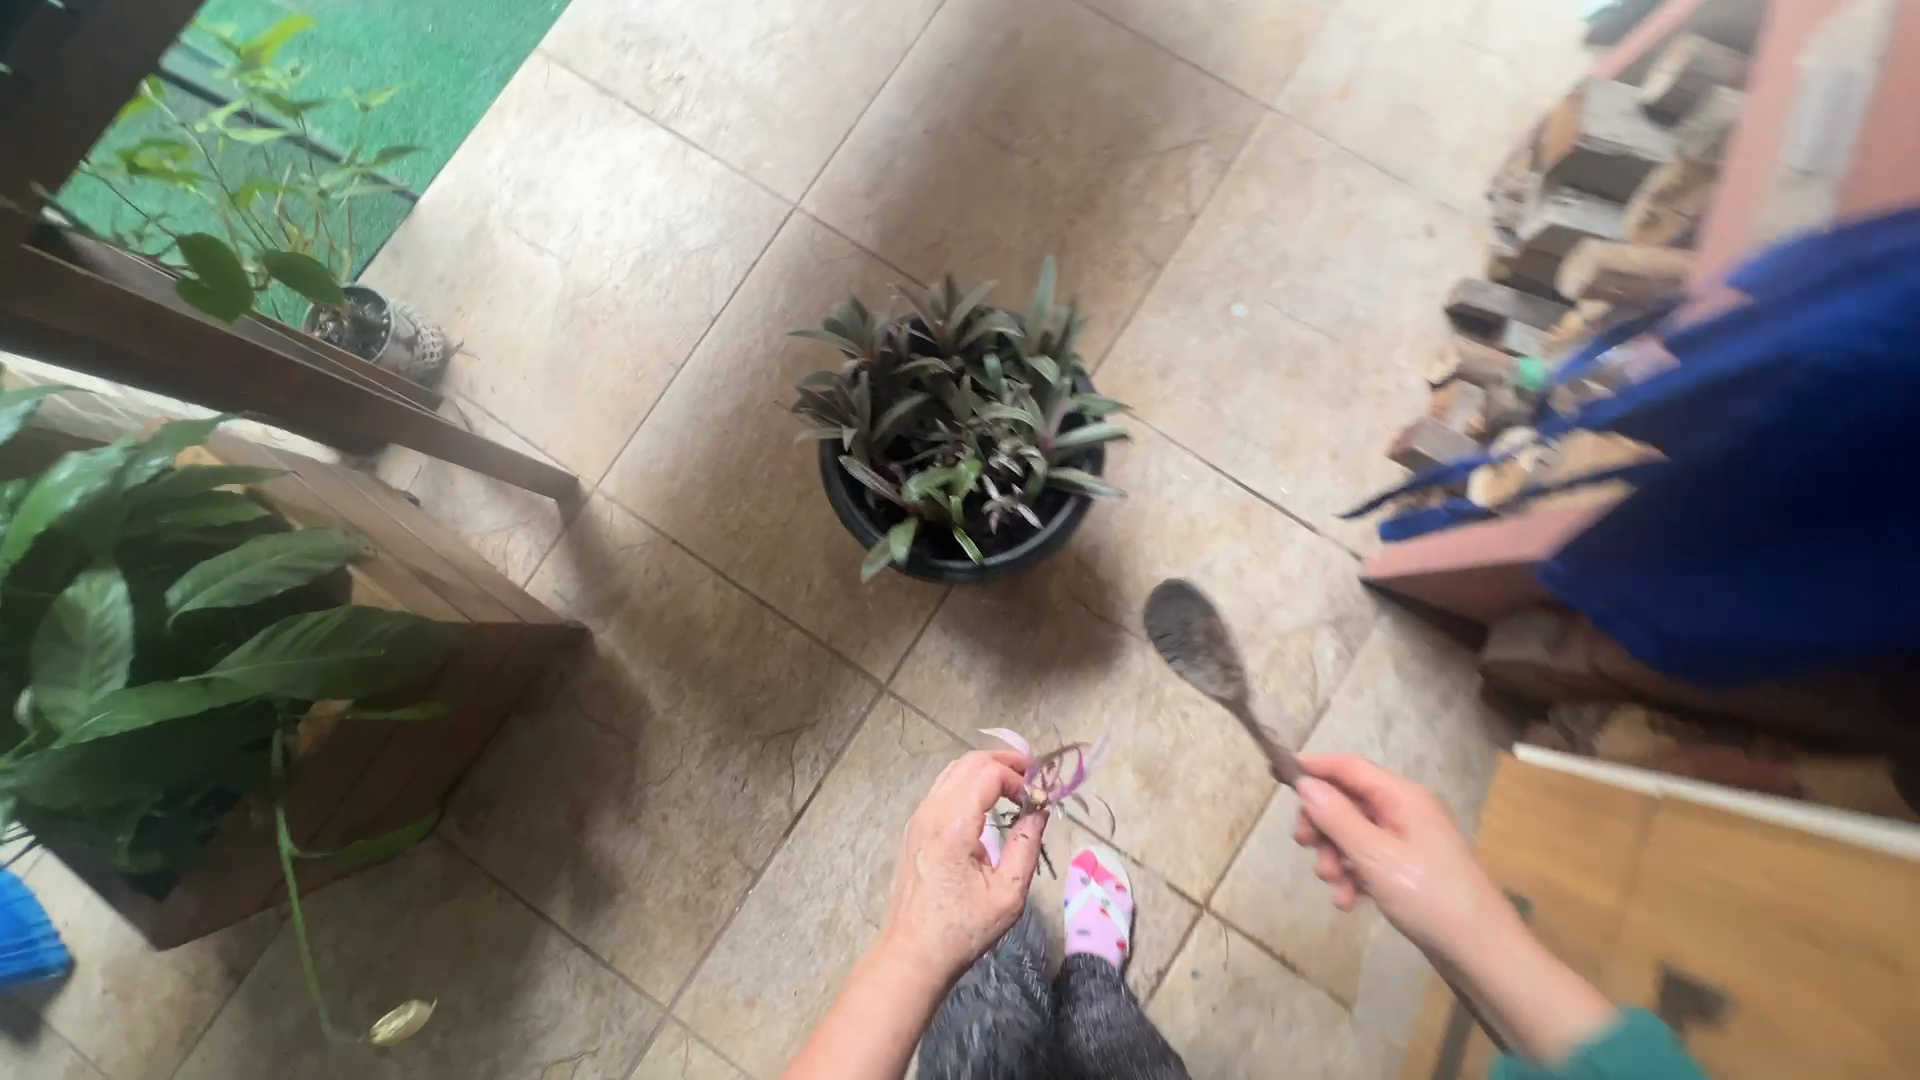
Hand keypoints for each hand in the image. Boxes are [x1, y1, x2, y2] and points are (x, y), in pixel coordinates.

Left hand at [876, 749, 1047, 983]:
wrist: (911, 954)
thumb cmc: (962, 930)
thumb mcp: (1008, 895)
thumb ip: (1026, 846)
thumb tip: (1040, 811)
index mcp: (953, 826)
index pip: (988, 774)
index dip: (1017, 777)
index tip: (1036, 798)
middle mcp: (932, 812)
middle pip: (969, 762)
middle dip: (1003, 762)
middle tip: (1030, 775)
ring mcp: (919, 817)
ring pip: (953, 770)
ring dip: (985, 769)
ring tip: (1013, 783)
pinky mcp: (915, 826)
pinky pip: (943, 787)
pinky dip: (968, 781)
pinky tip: (987, 800)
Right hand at [1290, 754, 1514, 962]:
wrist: (1485, 956)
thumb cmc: (1430, 897)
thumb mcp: (1374, 856)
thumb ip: (1336, 816)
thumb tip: (1304, 783)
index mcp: (1403, 797)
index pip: (1347, 766)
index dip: (1311, 767)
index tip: (1276, 776)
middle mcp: (1406, 811)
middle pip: (1346, 801)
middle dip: (1322, 825)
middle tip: (1304, 847)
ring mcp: (1409, 840)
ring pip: (1353, 832)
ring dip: (1336, 855)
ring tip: (1335, 885)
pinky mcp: (1410, 868)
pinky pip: (1369, 858)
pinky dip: (1353, 874)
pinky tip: (1348, 901)